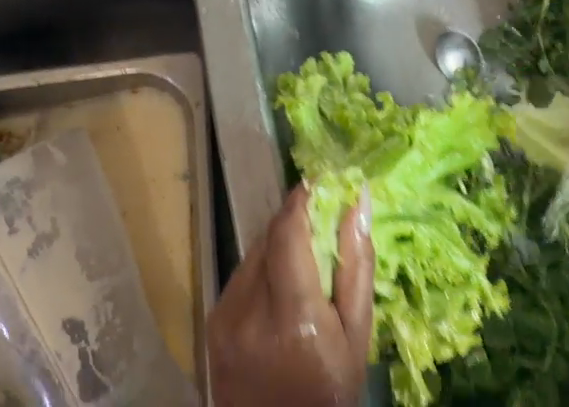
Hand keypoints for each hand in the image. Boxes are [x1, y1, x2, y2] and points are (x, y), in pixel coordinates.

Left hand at [208, 184, 373, 406]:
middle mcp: (247, 311)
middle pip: (269, 237)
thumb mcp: (357, 332)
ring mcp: (223, 318)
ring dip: (279, 243)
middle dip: (296, 220)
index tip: (324, 182)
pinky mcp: (211, 324)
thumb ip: (357, 263)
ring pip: (253, 253)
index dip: (303, 199)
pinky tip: (282, 286)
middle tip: (323, 218)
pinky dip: (263, 269)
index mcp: (291, 315)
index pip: (287, 232)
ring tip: (305, 258)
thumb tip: (357, 198)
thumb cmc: (330, 388)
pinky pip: (240, 276)